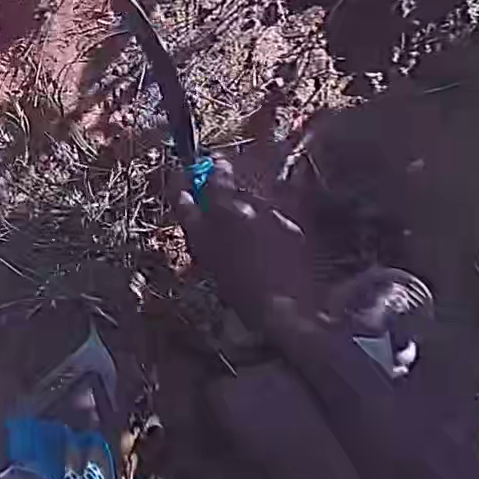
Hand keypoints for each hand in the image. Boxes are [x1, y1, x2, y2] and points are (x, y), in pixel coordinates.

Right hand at [175, 158, 318, 334]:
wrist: (284, 309)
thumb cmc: (233, 278)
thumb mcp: (200, 244)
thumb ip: (188, 212)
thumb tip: (180, 189)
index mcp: (229, 205)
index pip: (218, 171)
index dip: (208, 168)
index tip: (201, 173)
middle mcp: (256, 205)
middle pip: (238, 189)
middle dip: (226, 198)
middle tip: (215, 218)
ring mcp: (280, 218)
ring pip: (255, 207)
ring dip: (245, 215)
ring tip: (238, 241)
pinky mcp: (297, 234)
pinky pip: (274, 223)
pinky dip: (264, 230)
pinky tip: (260, 251)